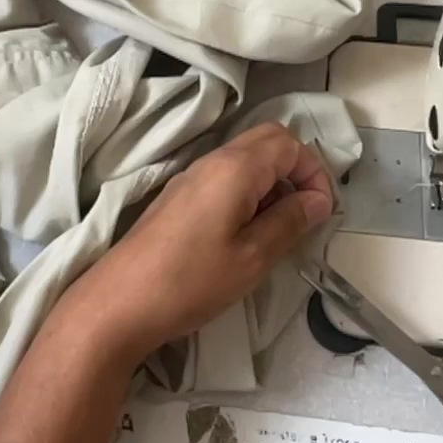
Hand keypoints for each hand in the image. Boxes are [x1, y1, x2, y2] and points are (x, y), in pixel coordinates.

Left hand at [57, 123, 334, 363]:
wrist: (121, 301)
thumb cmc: (192, 281)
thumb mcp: (253, 258)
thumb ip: (289, 222)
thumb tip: (318, 201)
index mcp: (235, 168)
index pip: (288, 143)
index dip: (313, 171)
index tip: (321, 211)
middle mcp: (212, 161)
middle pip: (267, 141)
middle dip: (295, 170)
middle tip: (304, 214)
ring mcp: (192, 176)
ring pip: (245, 158)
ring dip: (272, 182)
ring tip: (278, 229)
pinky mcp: (179, 196)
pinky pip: (225, 176)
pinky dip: (248, 192)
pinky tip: (246, 233)